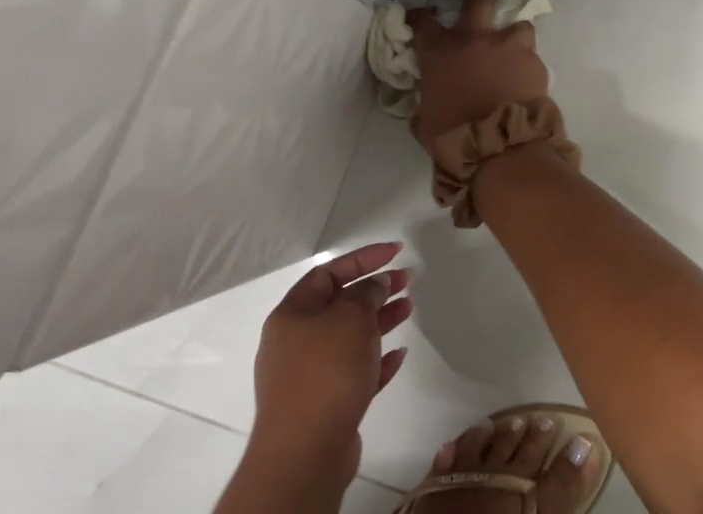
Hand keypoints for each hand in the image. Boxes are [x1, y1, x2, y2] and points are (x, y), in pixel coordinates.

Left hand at [249, 243, 412, 469]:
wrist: (305, 452)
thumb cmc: (325, 373)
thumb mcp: (350, 318)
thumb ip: (366, 293)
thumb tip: (375, 284)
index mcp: (292, 314)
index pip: (329, 273)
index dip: (363, 258)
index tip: (396, 251)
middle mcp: (295, 341)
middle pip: (340, 304)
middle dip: (375, 289)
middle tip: (408, 279)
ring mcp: (308, 375)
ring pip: (349, 337)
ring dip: (380, 321)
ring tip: (409, 309)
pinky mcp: (325, 404)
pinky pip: (354, 371)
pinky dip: (376, 360)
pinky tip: (399, 355)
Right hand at [410, 0, 550, 153]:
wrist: (500, 145)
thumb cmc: (454, 136)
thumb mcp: (426, 119)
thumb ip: (426, 101)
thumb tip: (428, 101)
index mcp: (440, 52)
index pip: (423, 21)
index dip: (420, 17)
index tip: (421, 19)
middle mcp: (473, 38)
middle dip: (478, 1)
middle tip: (479, 15)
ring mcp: (507, 46)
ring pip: (517, 23)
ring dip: (513, 35)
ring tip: (512, 52)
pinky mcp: (533, 60)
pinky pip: (532, 53)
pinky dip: (528, 63)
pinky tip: (526, 79)